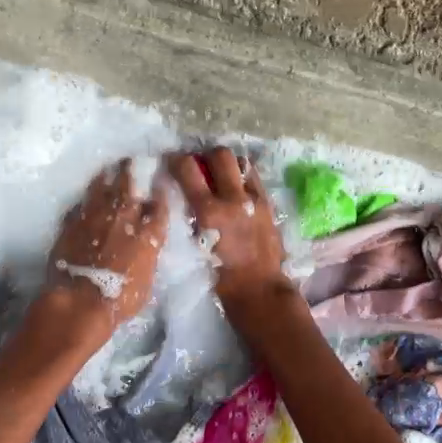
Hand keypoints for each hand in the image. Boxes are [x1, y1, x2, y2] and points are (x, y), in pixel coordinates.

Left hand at [34, 160, 169, 347]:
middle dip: (132, 171)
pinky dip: (84, 202)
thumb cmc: (121, 298)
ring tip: (107, 169)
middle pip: (129, 185)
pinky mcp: (72, 223)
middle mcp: (124, 217)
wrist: (80, 300)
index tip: (160, 183)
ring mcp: (95, 216)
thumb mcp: (146, 280)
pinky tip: (84, 199)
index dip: (161, 193)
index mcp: (149, 233)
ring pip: (102, 188)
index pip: (160, 205)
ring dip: (106, 177)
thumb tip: (146, 247)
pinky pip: (80, 205)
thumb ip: (147, 257)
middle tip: (131, 161)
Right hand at [167, 147, 295, 317]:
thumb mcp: (195, 245)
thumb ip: (190, 216)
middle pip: (220, 155)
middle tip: (199, 166)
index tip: (172, 162)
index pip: (188, 168)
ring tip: (220, 176)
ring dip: (227, 164)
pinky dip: (243, 177)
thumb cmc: (219, 276)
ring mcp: (255, 199)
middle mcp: (233, 198)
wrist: (258, 288)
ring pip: (241, 162)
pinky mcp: (269, 204)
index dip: (176, 160)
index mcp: (210, 212)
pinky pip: (254, 177)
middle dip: (205, 155)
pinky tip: (236, 189)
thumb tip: (182, 195)